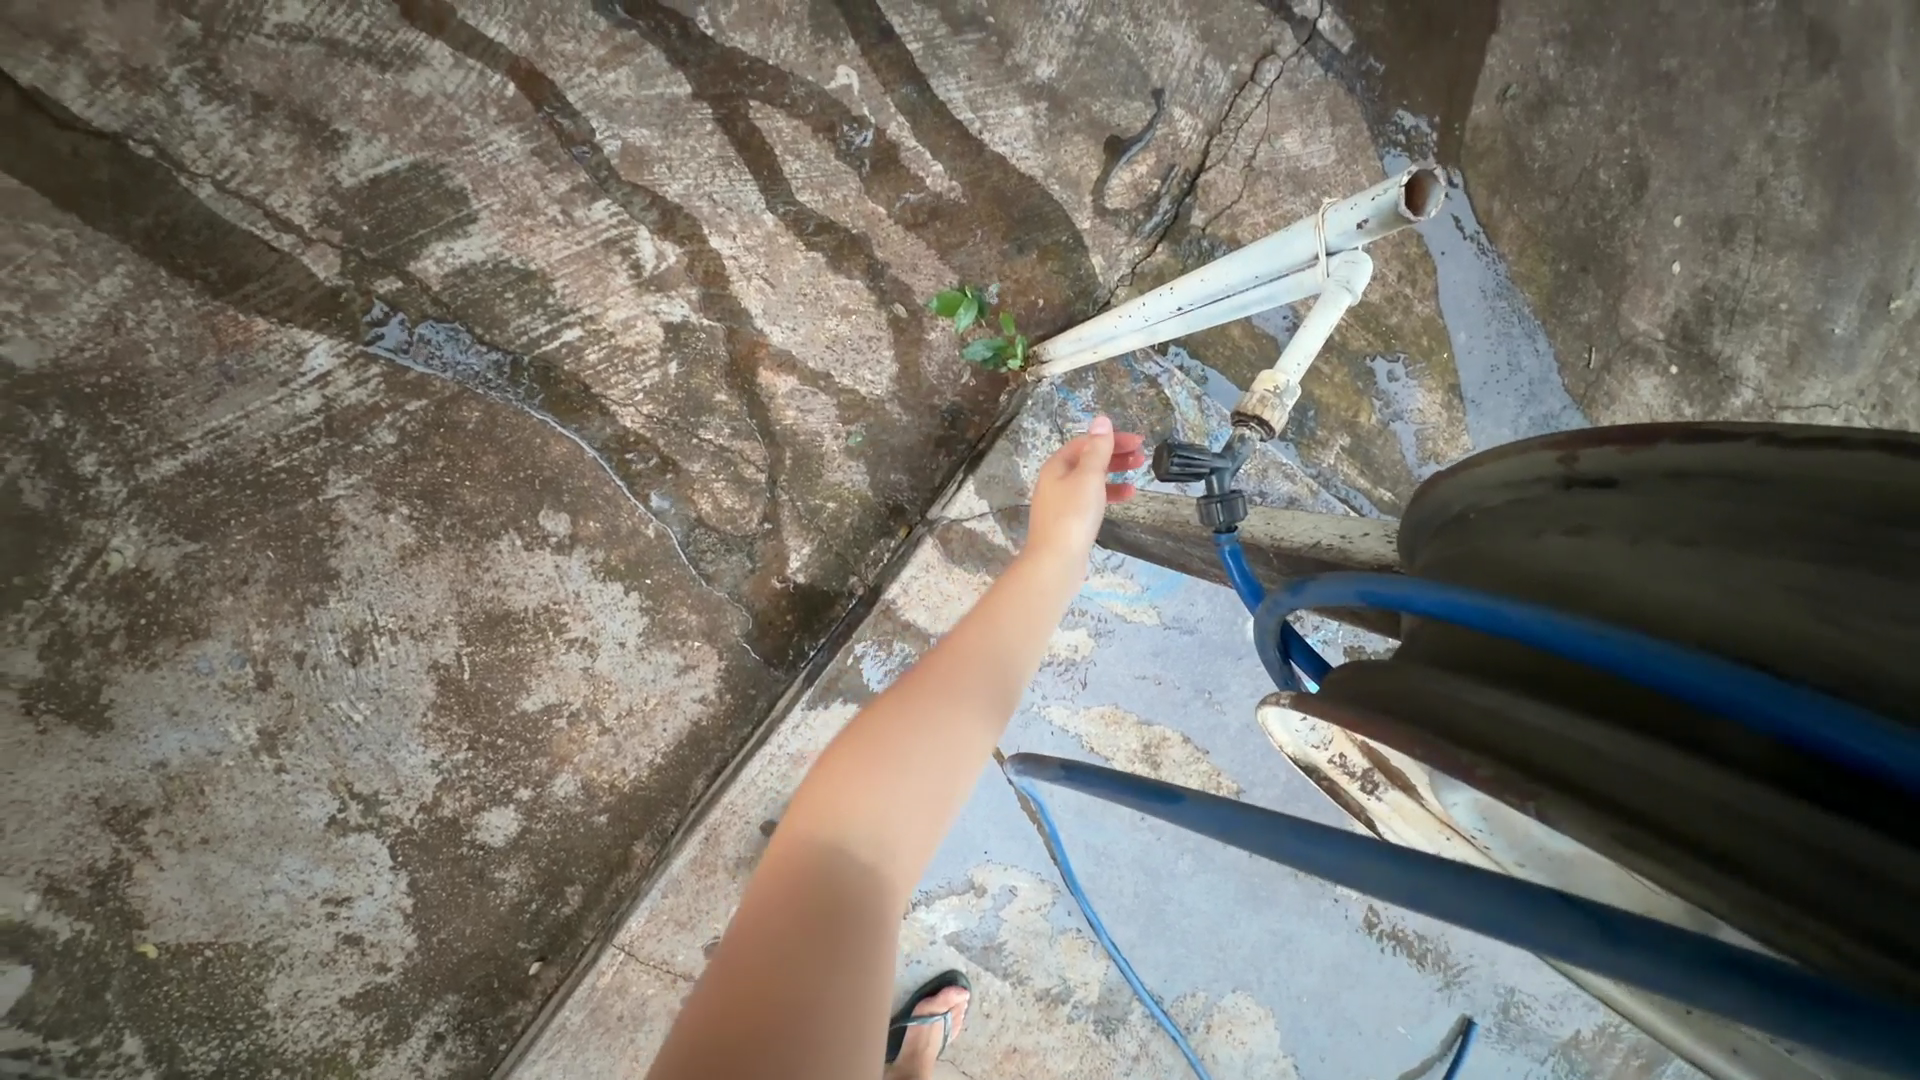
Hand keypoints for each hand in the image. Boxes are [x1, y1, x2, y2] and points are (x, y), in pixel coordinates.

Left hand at [1025, 415, 1144, 568]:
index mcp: (1057, 466)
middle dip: (1114, 455)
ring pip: (1090, 480)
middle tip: (1141, 456)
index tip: (1138, 441)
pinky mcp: (1068, 521)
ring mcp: (1061, 502)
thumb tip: (1101, 420)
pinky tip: (1127, 496)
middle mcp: (1055, 481)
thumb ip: (1097, 449)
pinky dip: (1109, 494)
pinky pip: (1091, 499)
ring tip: (1138, 472)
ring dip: (1114, 473)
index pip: (1086, 442)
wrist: (1056, 562)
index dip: (1111, 439)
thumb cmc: (1073, 516)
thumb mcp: (1088, 477)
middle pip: (1087, 460)